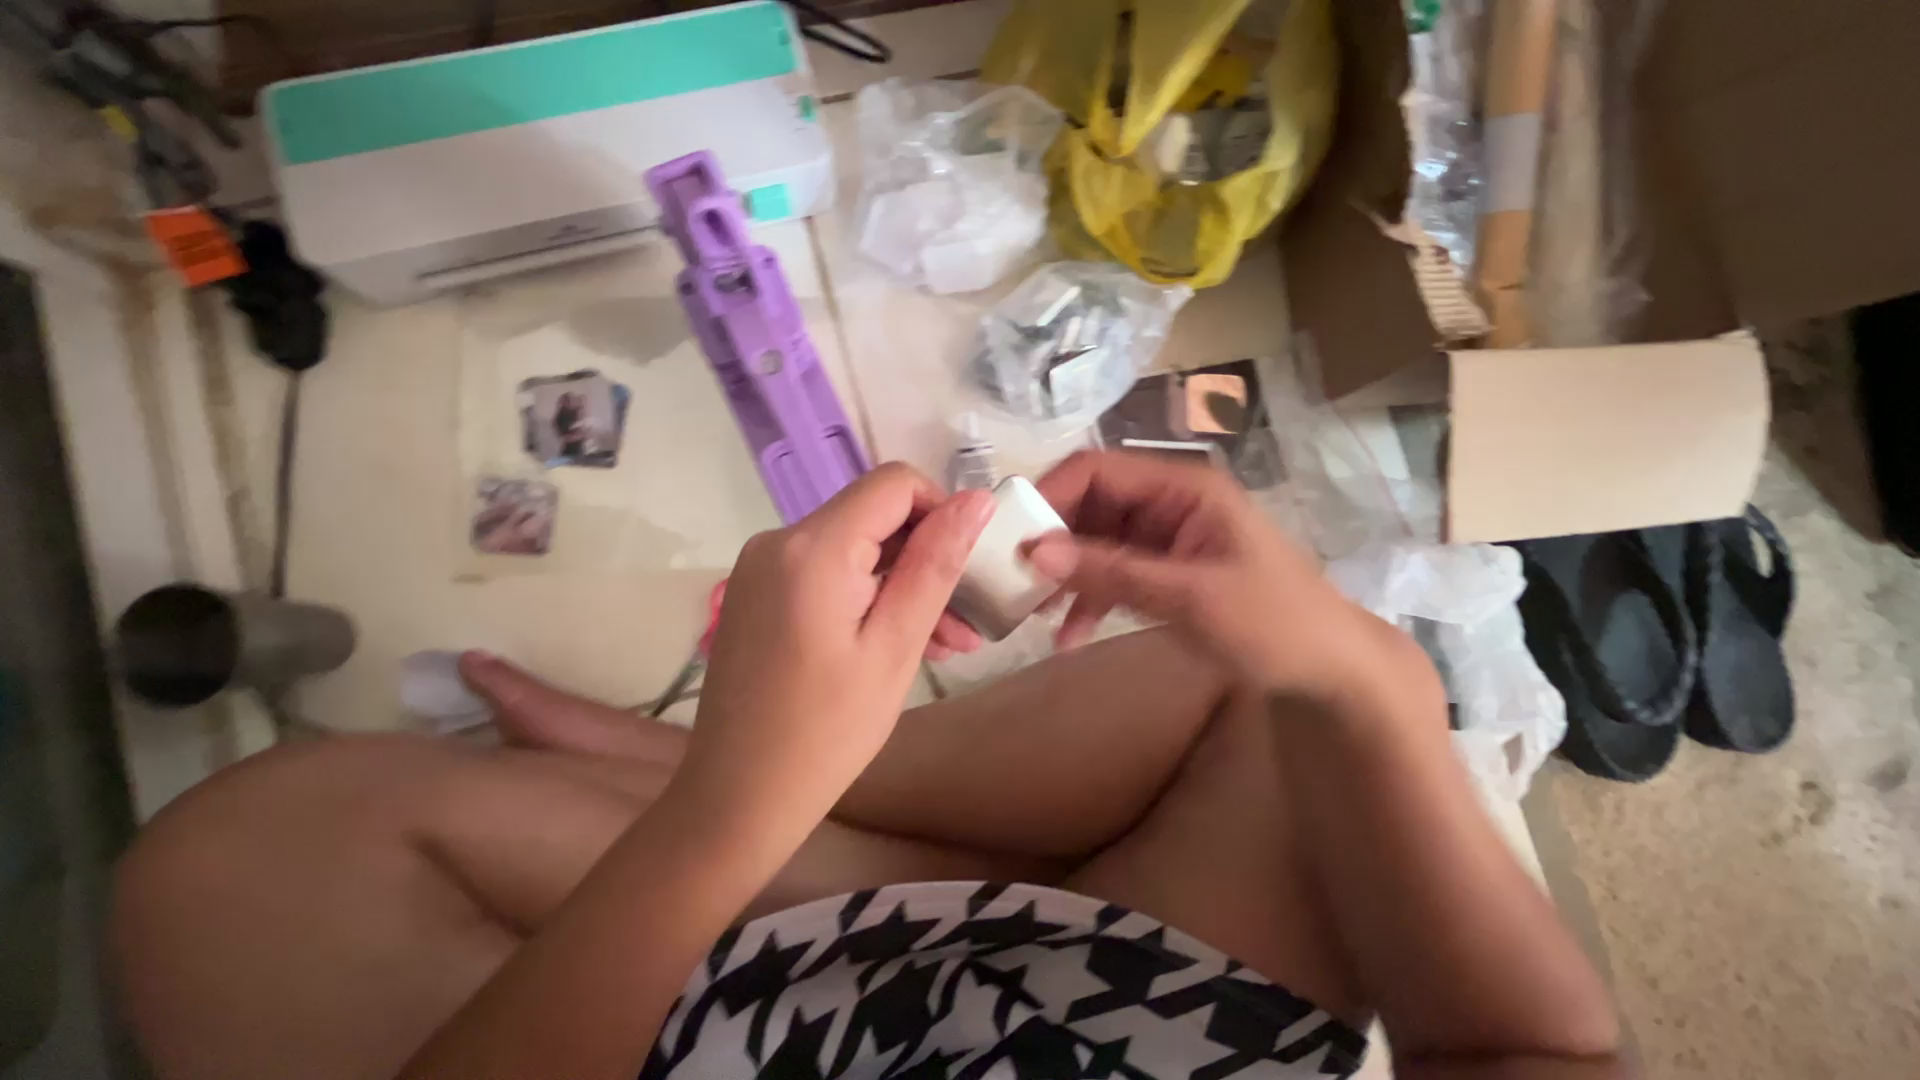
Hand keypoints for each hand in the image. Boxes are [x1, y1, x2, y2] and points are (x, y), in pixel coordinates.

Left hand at [677, 464, 994, 820]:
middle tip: (966, 625)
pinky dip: (865, 597)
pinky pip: (824, 574)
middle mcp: (777, 540)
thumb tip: (976, 499)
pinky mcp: (756, 594)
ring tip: (945, 646)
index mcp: (813, 548)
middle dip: (926, 558)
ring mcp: (760, 568)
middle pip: (872, 516)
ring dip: (901, 585)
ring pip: (852, 548)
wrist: (738, 797)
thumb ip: (935, 565)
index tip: (968, 567)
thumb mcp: (895, 647)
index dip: (941, 511)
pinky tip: (896, 644)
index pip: (894, 483)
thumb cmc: (828, 732)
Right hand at [1027, 451, 1432, 704]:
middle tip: (1012, 581)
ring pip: (1094, 543)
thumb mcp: (1188, 597)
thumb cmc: (1271, 621)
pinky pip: (1112, 575)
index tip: (1011, 537)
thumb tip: (1033, 552)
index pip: (1098, 469)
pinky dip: (1088, 600)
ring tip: (1031, 613)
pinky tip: (1067, 636)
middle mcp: (1168, 502)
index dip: (1050, 495)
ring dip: (1064, 576)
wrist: (1327, 669)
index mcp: (1182, 487)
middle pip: (1090, 505)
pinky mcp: (1165, 572)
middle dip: (1051, 542)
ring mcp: (1165, 538)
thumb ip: (1110, 572)